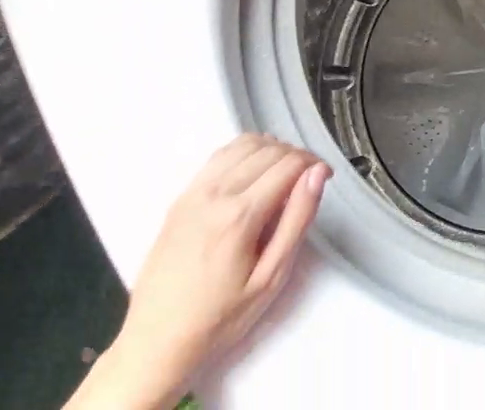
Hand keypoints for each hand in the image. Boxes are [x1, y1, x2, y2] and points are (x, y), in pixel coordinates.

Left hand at [79, 136, 330, 408]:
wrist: (157, 340)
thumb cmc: (221, 317)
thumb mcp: (271, 278)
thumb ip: (297, 221)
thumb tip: (316, 174)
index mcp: (240, 216)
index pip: (288, 164)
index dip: (314, 164)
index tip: (327, 177)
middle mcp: (215, 193)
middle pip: (268, 150)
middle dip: (297, 155)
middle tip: (309, 179)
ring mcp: (193, 192)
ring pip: (243, 145)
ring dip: (271, 148)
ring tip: (284, 172)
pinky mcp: (180, 197)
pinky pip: (218, 156)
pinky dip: (243, 151)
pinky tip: (253, 171)